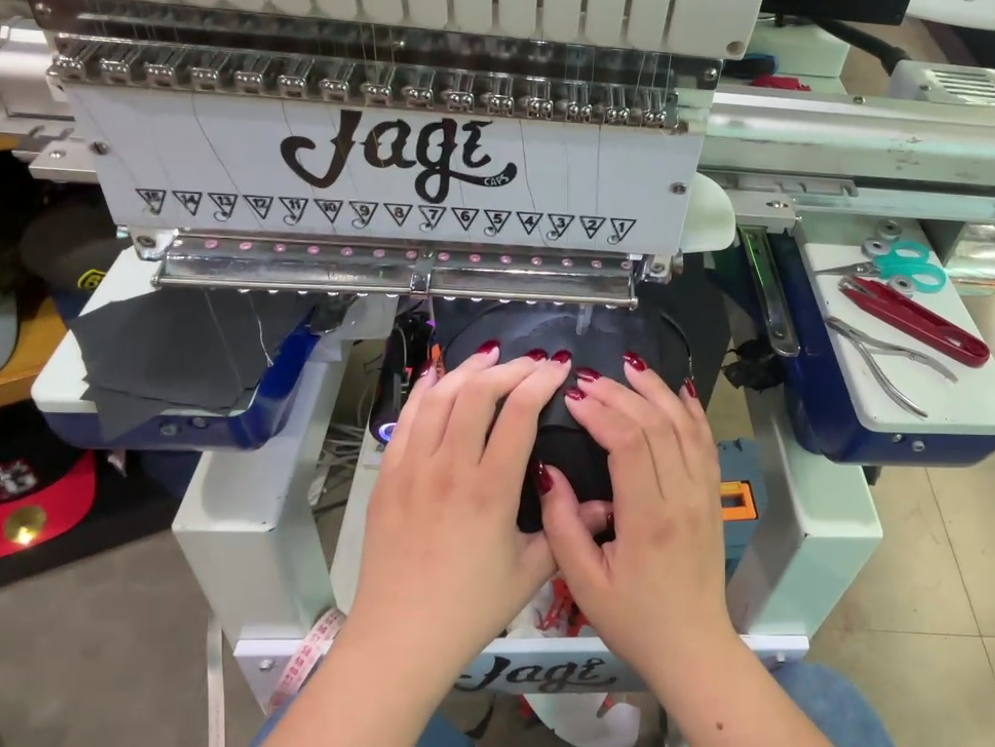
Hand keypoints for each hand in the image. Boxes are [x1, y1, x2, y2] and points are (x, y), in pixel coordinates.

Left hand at [348, 344, 571, 678]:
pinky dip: (425, 392)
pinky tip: (439, 377)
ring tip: (490, 357)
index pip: (519, 412)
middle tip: (530, 362)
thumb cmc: (470, 608)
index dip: (541, 381)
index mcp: (490, 489)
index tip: (559, 368)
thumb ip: (566, 529)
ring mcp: (413, 468)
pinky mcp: (388, 477)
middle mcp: (450, 467)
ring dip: (468, 370)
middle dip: (509, 368)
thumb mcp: (530, 573)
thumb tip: (606, 503)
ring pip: (440, 397)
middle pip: (478, 392)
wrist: (400, 637)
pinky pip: (406, 420)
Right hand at [537, 354, 735, 686]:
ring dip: (657, 392)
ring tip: (629, 367)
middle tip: (589, 378)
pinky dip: (691, 411)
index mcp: (649, 518)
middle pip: (656, 426)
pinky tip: (676, 390)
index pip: (630, 444)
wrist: (692, 645)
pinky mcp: (714, 496)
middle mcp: (683, 497)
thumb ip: (563, 526)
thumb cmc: (633, 619)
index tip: (573, 399)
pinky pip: (706, 442)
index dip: (600, 413)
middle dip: (621, 395)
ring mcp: (704, 493)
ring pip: (684, 426)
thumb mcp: (584, 584)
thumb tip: (547, 473)